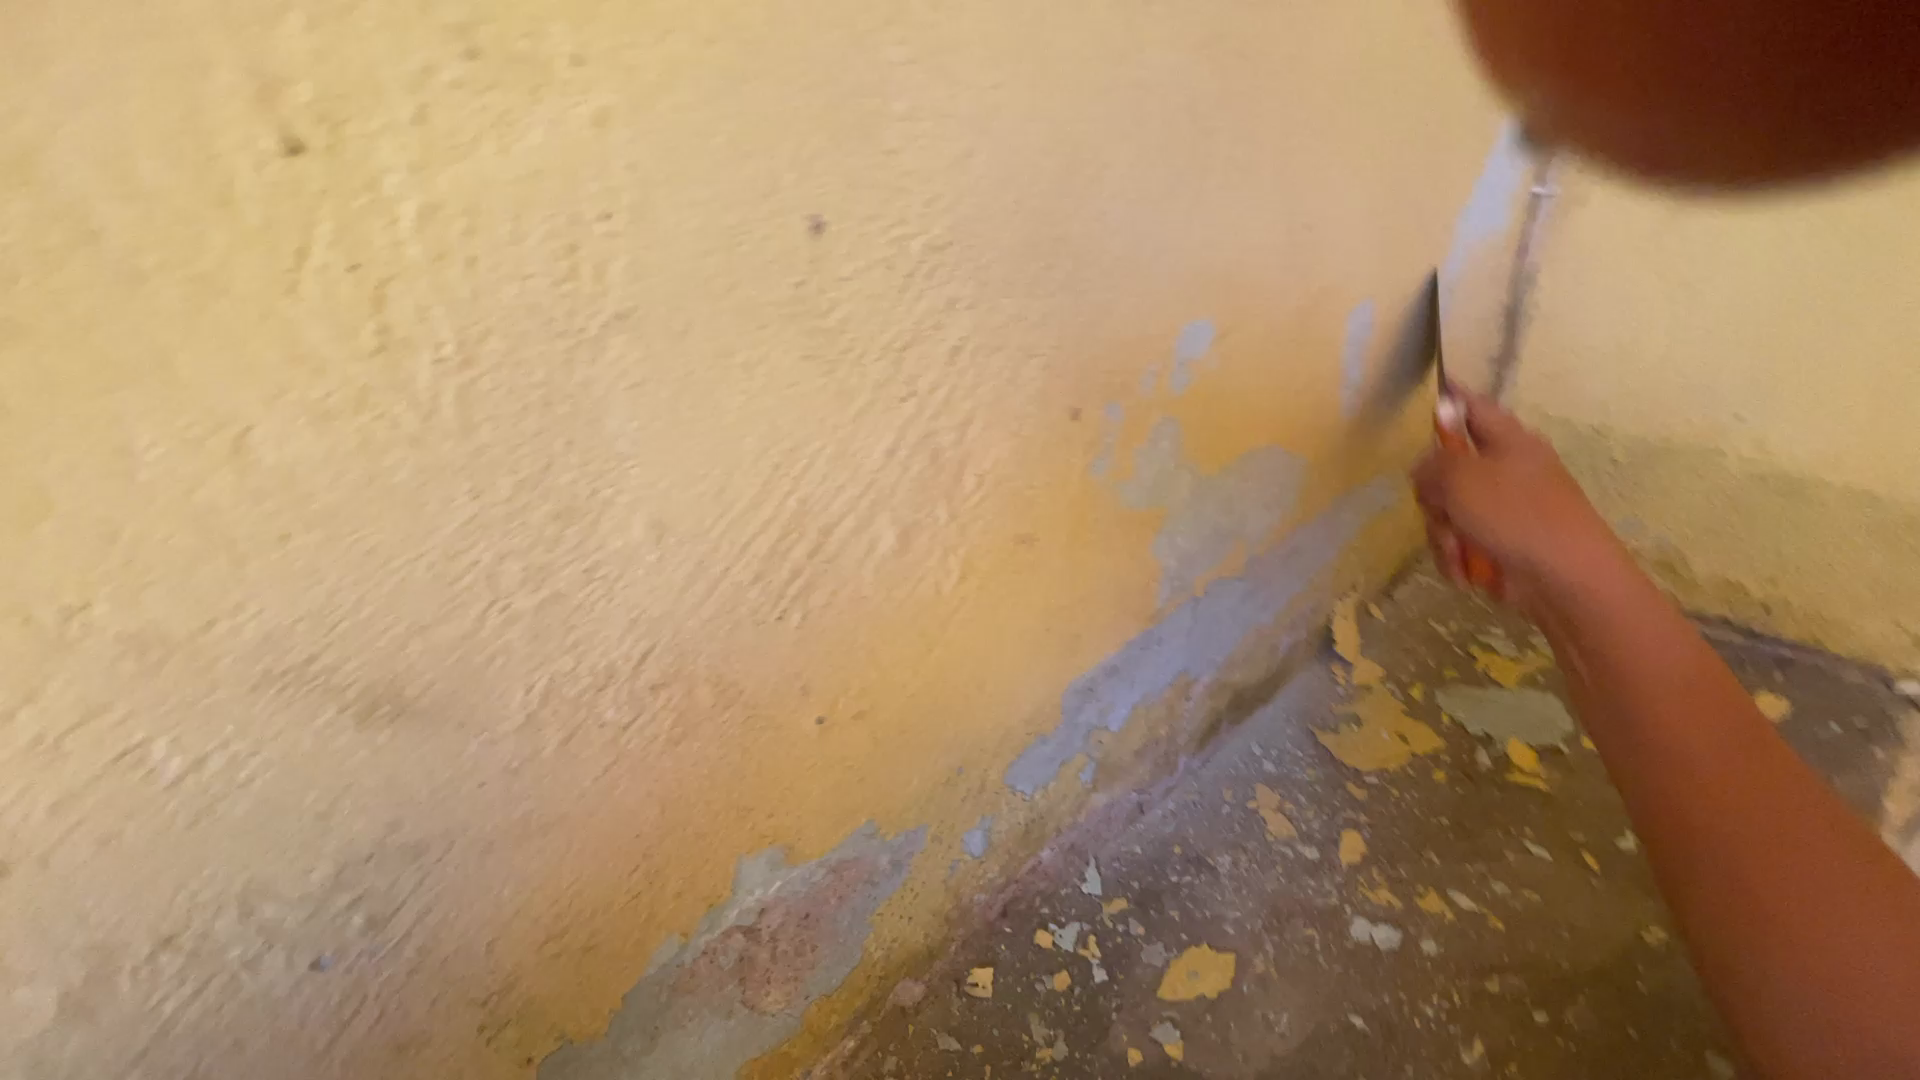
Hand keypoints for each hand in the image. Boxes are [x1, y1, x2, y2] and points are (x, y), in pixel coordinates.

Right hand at [1411, 389, 1630, 614]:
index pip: (1472, 408)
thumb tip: (1422, 466)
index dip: (1449, 399)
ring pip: (1446, 509)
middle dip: (1434, 495)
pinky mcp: (1497, 540)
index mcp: (1507, 443)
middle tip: (1440, 507)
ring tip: (1458, 550)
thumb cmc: (1518, 515)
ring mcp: (1501, 507)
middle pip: (1446, 469)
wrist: (1565, 578)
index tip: (1429, 390)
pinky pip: (1458, 539)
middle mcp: (1504, 470)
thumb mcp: (1462, 479)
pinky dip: (1456, 555)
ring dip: (1443, 532)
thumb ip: (1432, 464)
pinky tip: (1465, 569)